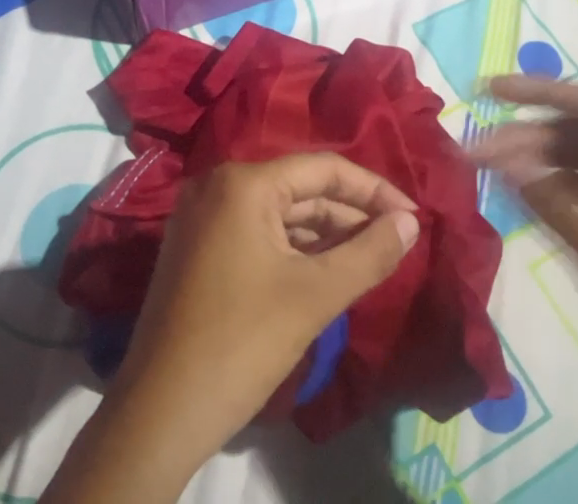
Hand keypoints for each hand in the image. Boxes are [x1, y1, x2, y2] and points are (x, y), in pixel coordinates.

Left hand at [42, 153, 418, 503]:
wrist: (162, 408)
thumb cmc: (244, 342)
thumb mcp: (316, 295)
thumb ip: (371, 253)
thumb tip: (410, 222)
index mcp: (242, 183)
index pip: (323, 169)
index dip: (374, 190)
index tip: (414, 218)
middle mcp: (216, 186)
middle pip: (300, 189)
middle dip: (351, 215)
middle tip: (397, 244)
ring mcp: (201, 218)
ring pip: (279, 214)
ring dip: (326, 235)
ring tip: (371, 260)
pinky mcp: (196, 249)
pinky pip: (257, 234)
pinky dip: (295, 249)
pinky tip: (328, 272)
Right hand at [475, 76, 577, 503]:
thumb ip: (570, 210)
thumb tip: (510, 158)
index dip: (548, 95)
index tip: (490, 91)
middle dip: (528, 133)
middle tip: (471, 149)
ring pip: (572, 175)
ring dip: (529, 163)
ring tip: (478, 167)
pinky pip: (570, 212)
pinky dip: (538, 198)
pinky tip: (506, 196)